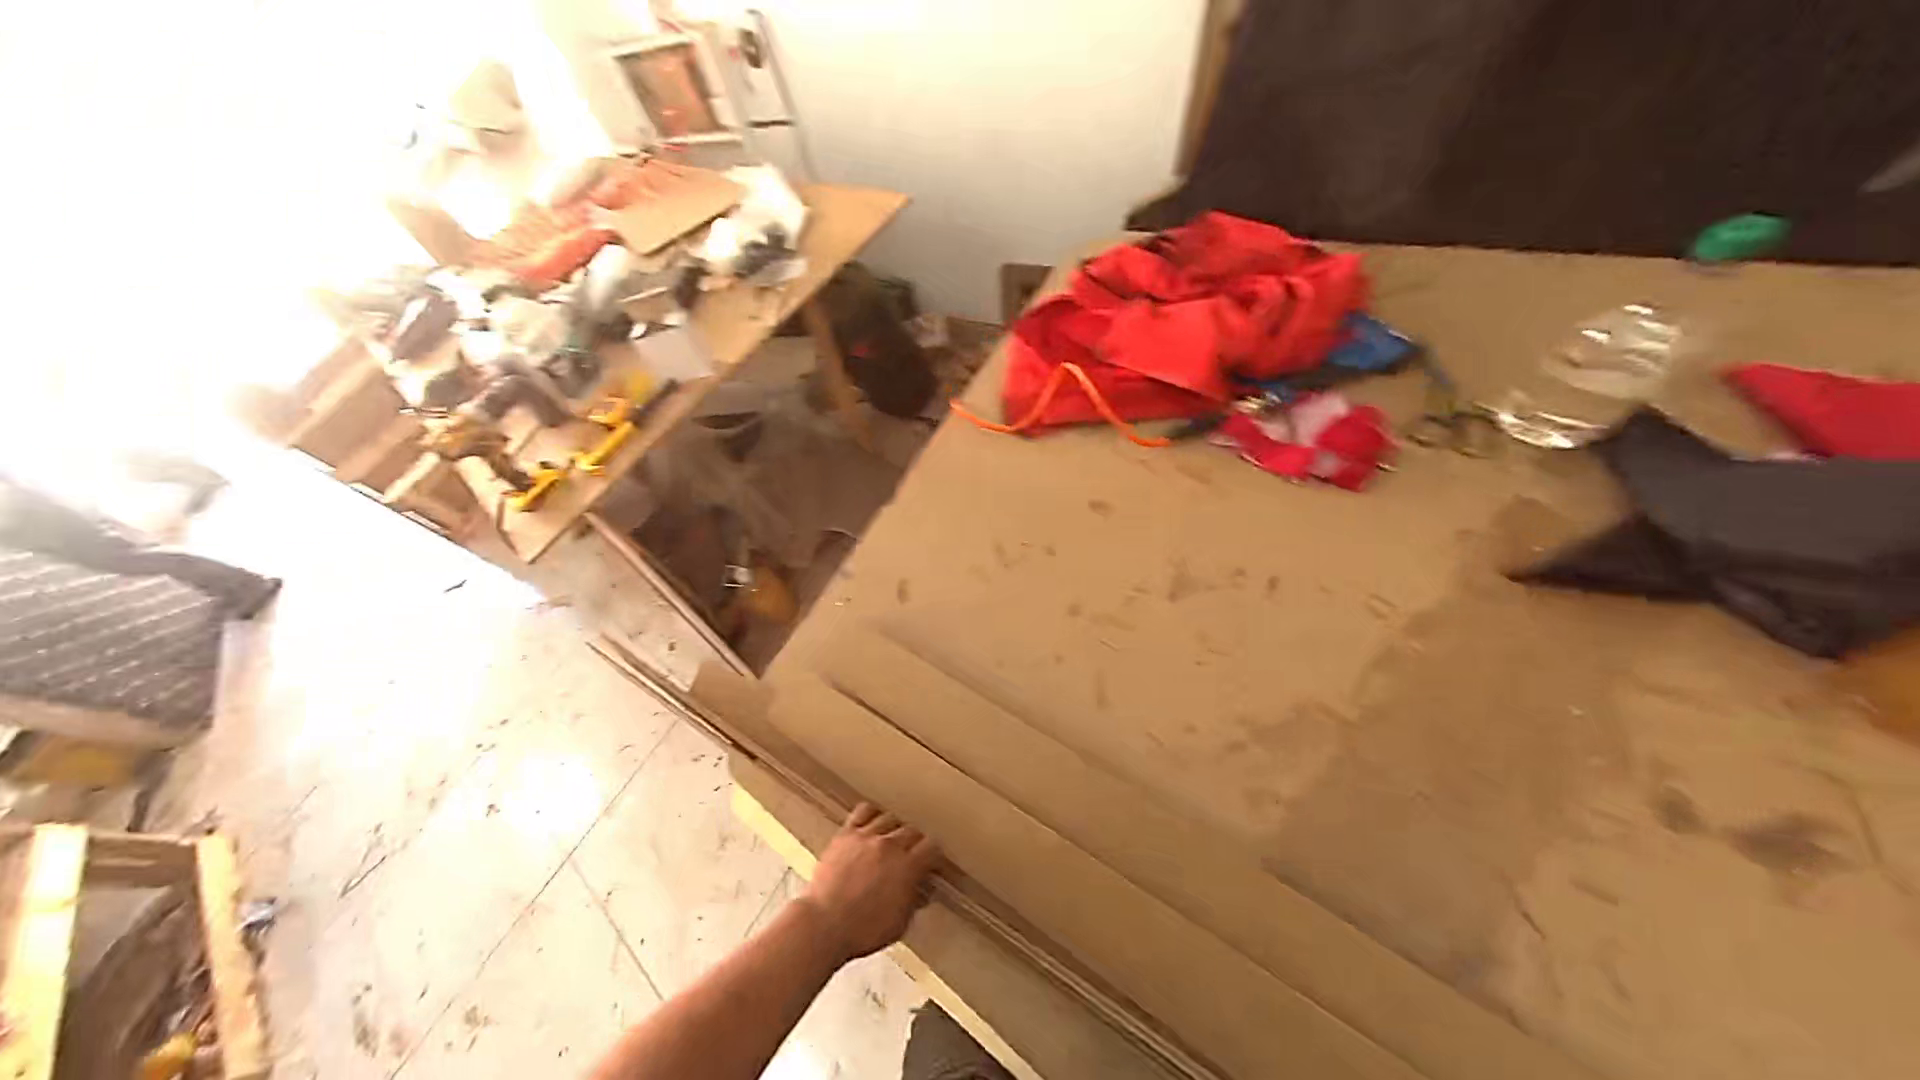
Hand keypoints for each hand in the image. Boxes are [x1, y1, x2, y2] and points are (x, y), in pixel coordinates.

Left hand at [798, 802, 940, 962]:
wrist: (824, 925)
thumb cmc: (861, 930)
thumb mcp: (899, 923)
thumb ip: (914, 901)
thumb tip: (922, 891)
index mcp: (907, 867)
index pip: (931, 847)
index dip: (933, 855)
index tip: (930, 862)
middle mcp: (890, 846)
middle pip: (912, 831)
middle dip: (915, 843)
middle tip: (911, 854)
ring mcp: (867, 837)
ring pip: (890, 818)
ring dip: (894, 829)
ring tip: (891, 840)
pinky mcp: (846, 834)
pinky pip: (863, 811)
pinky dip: (871, 814)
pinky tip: (872, 823)